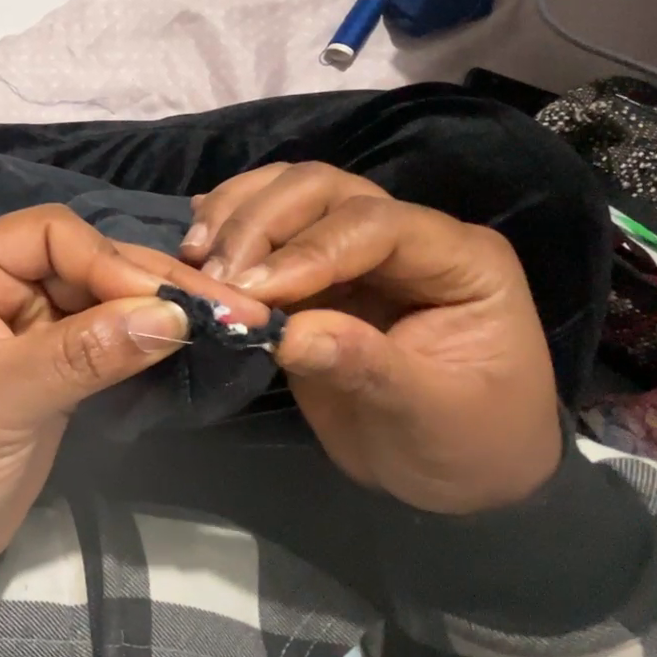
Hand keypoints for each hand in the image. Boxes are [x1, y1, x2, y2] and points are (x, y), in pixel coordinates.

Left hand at [0, 204, 267, 565]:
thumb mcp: (2, 397)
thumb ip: (83, 353)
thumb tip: (173, 316)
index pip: (51, 234)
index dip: (109, 260)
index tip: (166, 305)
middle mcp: (1, 288)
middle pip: (86, 260)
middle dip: (153, 282)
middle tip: (233, 306)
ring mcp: (32, 329)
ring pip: (105, 299)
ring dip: (161, 309)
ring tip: (233, 321)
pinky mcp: (56, 370)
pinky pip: (108, 339)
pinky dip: (148, 341)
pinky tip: (192, 344)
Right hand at [182, 162, 561, 514]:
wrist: (449, 467)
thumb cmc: (461, 443)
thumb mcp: (428, 417)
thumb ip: (366, 367)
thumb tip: (289, 334)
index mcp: (459, 260)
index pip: (374, 224)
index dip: (307, 251)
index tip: (250, 294)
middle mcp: (404, 235)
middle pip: (321, 189)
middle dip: (258, 225)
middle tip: (215, 280)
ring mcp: (352, 244)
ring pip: (285, 191)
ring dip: (232, 217)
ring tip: (195, 262)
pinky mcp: (307, 265)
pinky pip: (262, 219)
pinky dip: (223, 224)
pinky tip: (194, 251)